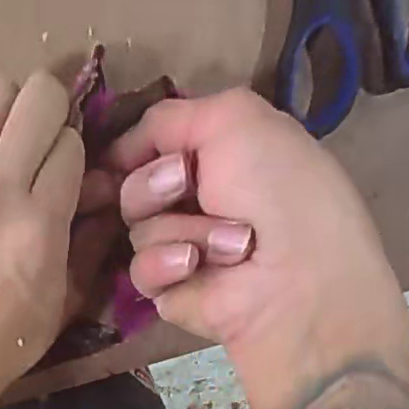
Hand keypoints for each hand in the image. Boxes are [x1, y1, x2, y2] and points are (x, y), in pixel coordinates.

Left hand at [0, 71, 84, 404]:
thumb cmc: (15, 332)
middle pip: (36, 94)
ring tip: (7, 150)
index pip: (71, 142)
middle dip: (51, 115)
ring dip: (8, 113)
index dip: (77, 157)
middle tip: (42, 148)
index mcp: (38, 221)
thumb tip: (104, 186)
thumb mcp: (69, 293)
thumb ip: (90, 233)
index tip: (69, 179)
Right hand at [104, 90, 408, 408]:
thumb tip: (117, 150)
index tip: (126, 156)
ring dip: (180, 228)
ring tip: (227, 243)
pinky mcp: (166, 290)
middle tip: (186, 187)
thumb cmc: (276, 188)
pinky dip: (167, 263)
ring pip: (136, 229)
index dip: (130, 150)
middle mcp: (190, 200)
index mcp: (212, 155)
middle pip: (130, 187)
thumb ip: (166, 118)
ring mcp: (176, 247)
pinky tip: (196, 268)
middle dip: (153, 185)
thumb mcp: (233, 118)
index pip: (145, 147)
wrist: (292, 275)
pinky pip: (140, 269)